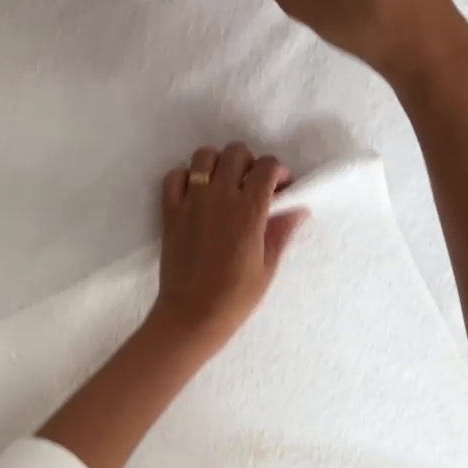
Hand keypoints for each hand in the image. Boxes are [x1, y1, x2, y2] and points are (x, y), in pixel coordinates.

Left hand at [149, 142, 306, 351]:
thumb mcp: (267, 266)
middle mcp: (220, 198)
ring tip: (223, 185)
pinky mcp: (170, 213)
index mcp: (249, 210)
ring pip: (203, 156)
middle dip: (249, 163)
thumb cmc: (235, 297)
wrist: (192, 314)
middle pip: (236, 152)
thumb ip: (280, 232)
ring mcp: (191, 202)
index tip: (280, 187)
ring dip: (217, 163)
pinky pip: (173, 177)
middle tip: (251, 185)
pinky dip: (184, 177)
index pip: (268, 166)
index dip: (278, 172)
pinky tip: (194, 194)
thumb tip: (298, 211)